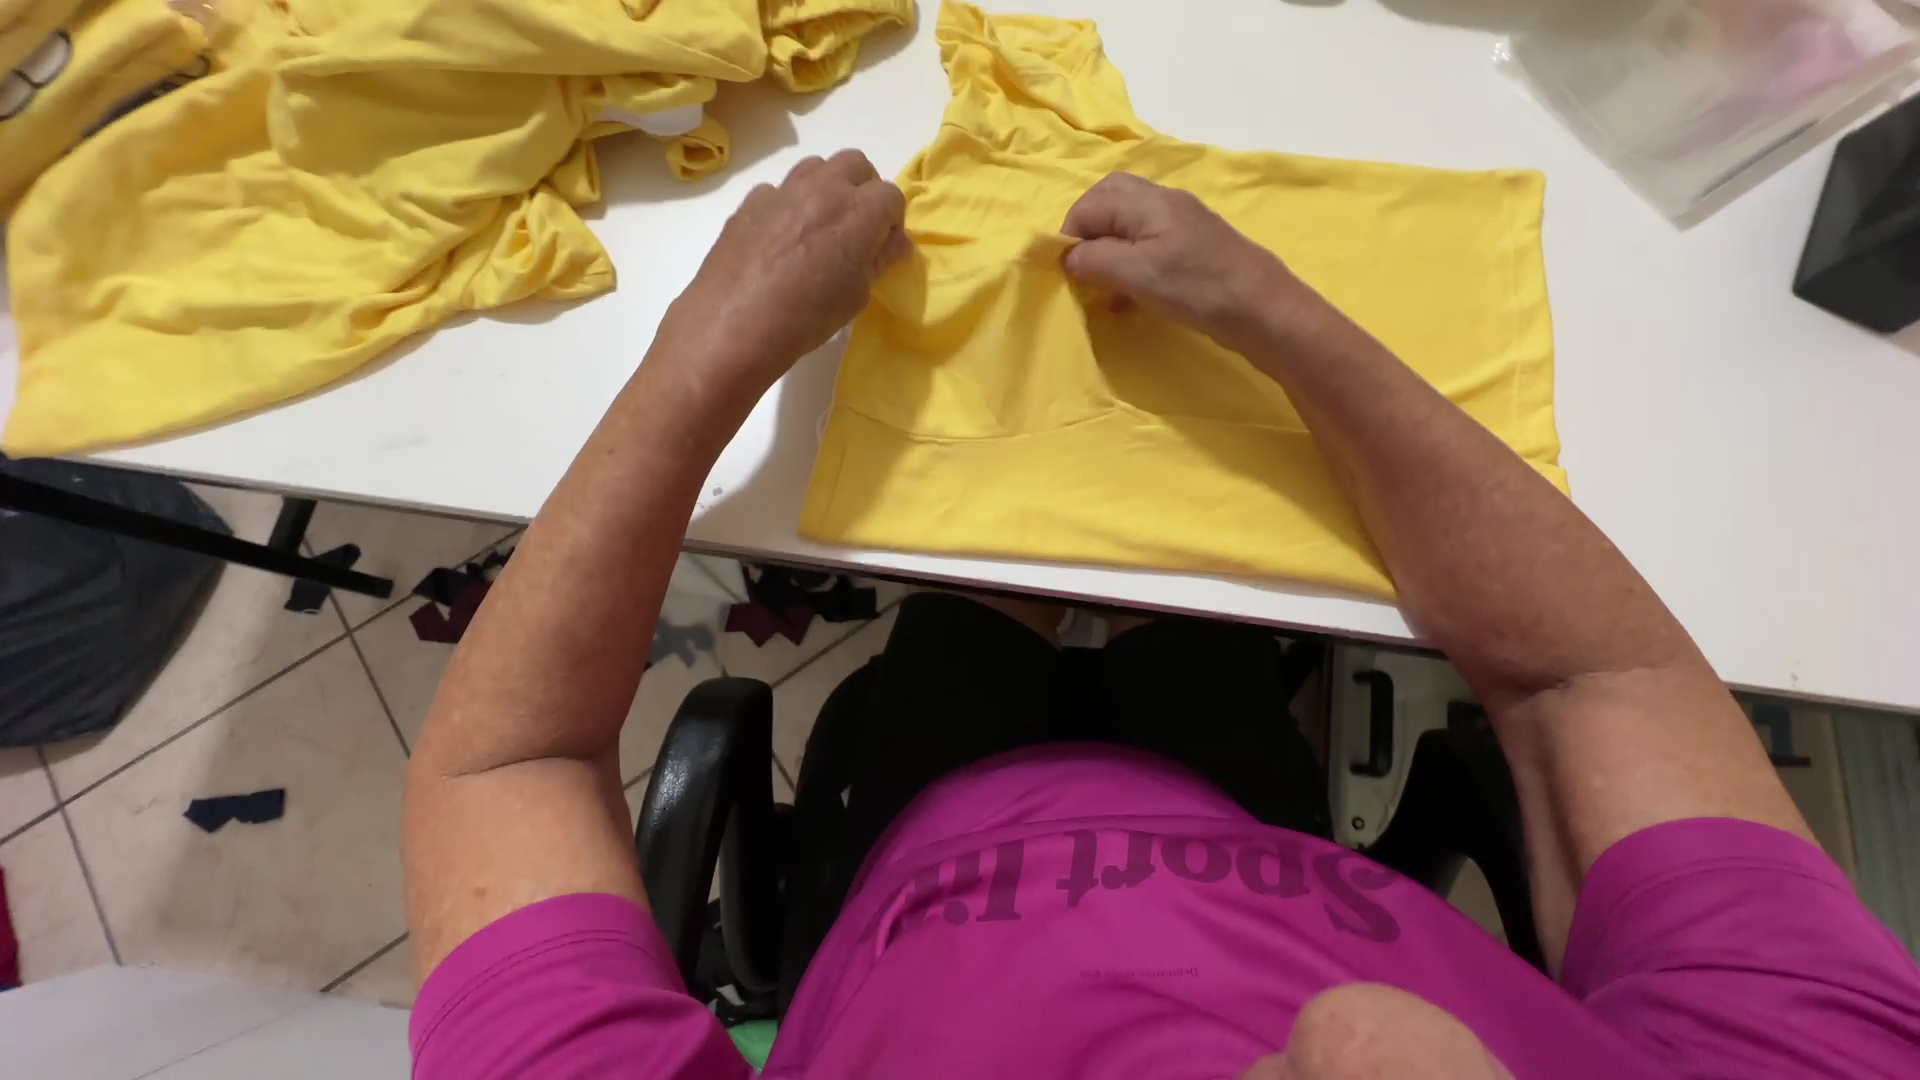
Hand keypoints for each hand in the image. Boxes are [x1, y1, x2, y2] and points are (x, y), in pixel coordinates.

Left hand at [655, 150, 908, 408]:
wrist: (735, 323)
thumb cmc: (808, 317)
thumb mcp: (856, 296)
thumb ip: (879, 260)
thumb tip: (895, 242)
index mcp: (858, 211)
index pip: (891, 195)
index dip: (892, 221)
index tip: (884, 246)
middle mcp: (823, 187)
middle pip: (856, 165)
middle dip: (864, 190)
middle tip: (857, 229)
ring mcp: (783, 190)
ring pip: (816, 168)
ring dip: (827, 189)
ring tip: (820, 230)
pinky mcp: (751, 201)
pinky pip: (780, 191)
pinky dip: (790, 206)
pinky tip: (781, 241)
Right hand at [1061, 173, 1303, 347]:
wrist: (1260, 307)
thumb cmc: (1194, 288)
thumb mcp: (1135, 274)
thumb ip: (1094, 260)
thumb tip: (1068, 258)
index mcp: (1146, 202)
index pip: (1089, 205)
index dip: (1069, 236)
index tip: (1065, 273)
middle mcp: (1162, 201)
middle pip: (1109, 200)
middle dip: (1086, 232)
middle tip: (1079, 270)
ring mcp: (1180, 221)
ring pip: (1128, 221)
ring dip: (1106, 248)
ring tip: (1100, 284)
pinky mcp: (1191, 245)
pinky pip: (1146, 241)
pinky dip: (1128, 261)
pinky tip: (1127, 292)